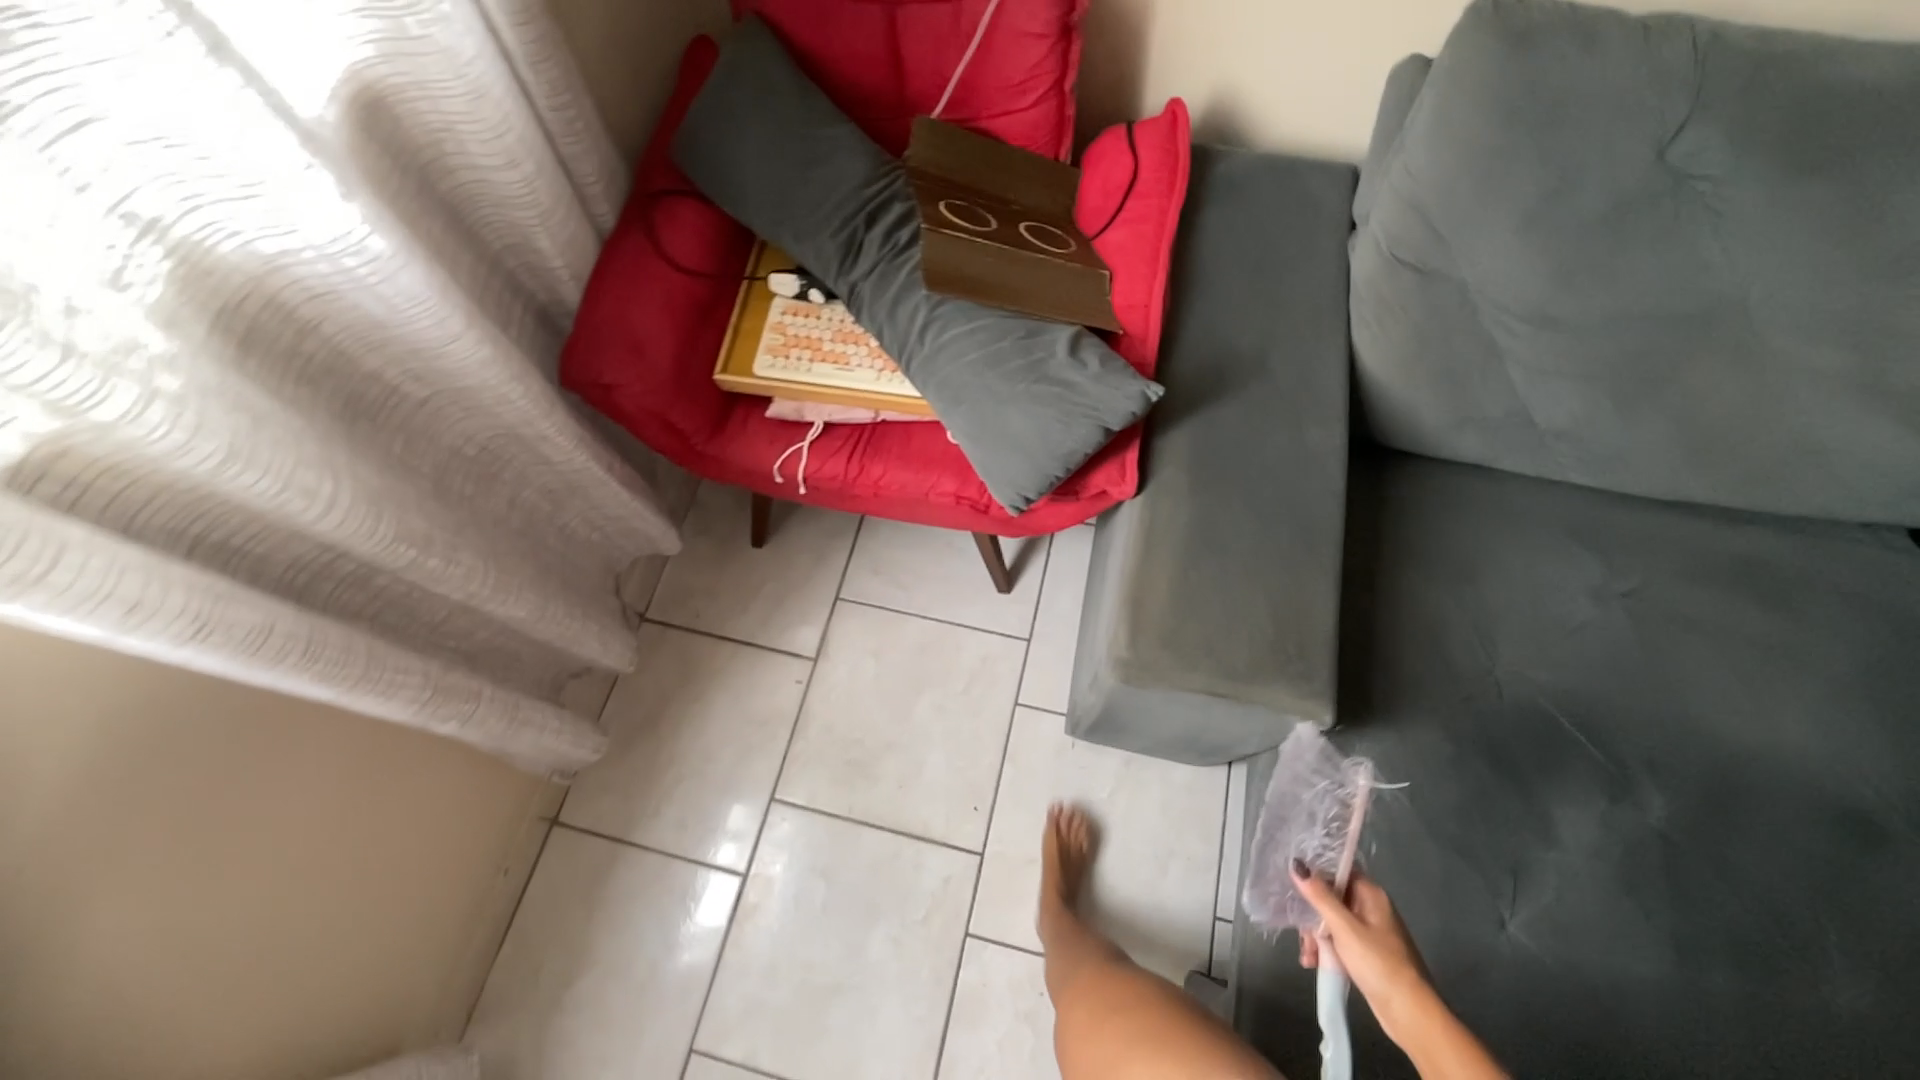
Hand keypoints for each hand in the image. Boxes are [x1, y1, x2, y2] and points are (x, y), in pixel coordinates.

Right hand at [1291, 861, 1430, 1033]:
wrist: (1408, 1011)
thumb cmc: (1378, 963)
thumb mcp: (1344, 928)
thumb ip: (1319, 896)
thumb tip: (1296, 863)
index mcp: (1371, 895)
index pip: (1338, 871)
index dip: (1315, 875)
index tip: (1292, 884)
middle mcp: (1370, 908)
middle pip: (1331, 898)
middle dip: (1312, 916)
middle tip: (1303, 935)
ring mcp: (1369, 932)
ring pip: (1331, 922)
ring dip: (1315, 937)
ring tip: (1308, 956)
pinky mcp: (1365, 953)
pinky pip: (1338, 941)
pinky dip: (1325, 950)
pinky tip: (1313, 963)